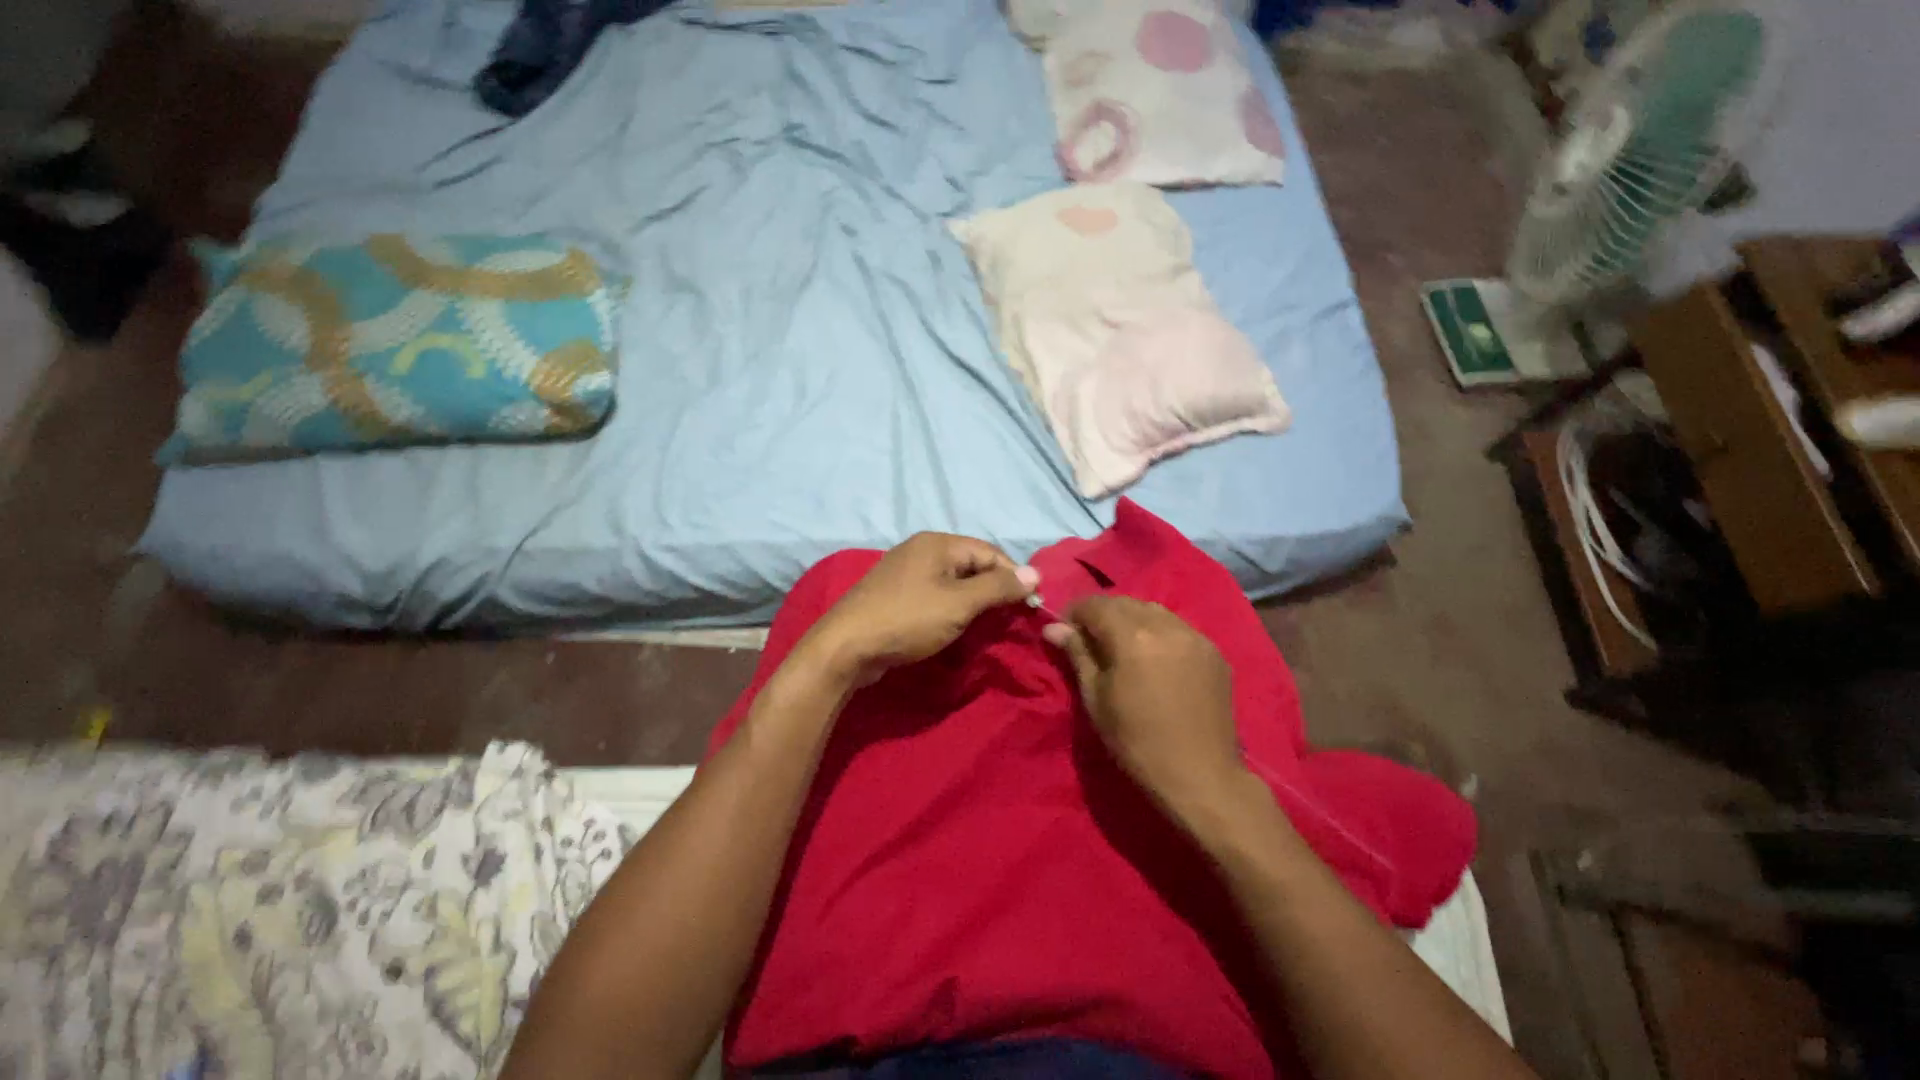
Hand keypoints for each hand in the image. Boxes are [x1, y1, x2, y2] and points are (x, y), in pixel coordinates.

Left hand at [797, 533, 1038, 687]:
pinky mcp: (894, 596)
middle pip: (971, 565)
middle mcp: (920, 550)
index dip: (1013, 577)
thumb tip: (1035, 574)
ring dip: (972, 603)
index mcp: (937, 543)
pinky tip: (955, 629)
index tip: (1029, 606)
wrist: (846, 647)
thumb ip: (998, 588)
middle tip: (1009, 620)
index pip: (990, 552)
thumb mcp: (959, 604)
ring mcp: (904, 572)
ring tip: (985, 627)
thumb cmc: (907, 620)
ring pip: (953, 582)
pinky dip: (950, 609)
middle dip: (993, 591)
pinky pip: (934, 596)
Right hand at [1044, 597, 1244, 808]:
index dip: (1074, 613)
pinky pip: (1179, 629)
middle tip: (1091, 641)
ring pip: (1155, 611)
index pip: (1095, 604)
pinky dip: (1161, 634)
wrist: (1199, 775)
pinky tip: (1156, 659)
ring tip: (1124, 649)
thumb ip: (1077, 655)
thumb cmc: (1136, 742)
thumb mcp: (1096, 699)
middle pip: (1126, 603)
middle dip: (1104, 614)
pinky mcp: (1215, 652)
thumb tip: (1053, 627)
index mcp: (1133, 636)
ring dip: (1134, 620)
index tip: (1065, 632)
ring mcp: (1196, 636)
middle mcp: (1167, 626)